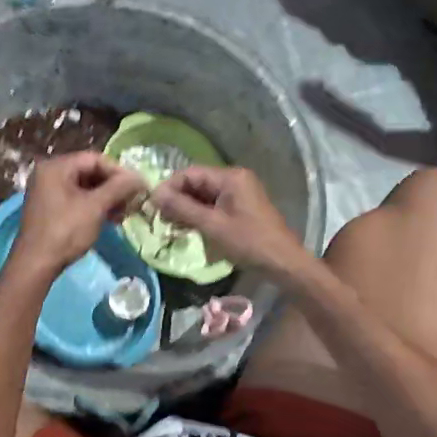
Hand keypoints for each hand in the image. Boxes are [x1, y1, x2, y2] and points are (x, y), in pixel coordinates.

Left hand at [11, 152, 146, 278]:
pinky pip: (76, 199)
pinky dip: (94, 206)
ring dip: (106, 198)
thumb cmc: (65, 231)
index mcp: (56, 167)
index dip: (119, 171)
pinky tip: (110, 218)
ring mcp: (47, 191)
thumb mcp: (95, 207)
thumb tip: (140, 177)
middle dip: (113, 186)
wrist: (36, 264)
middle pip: (89, 172)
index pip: (95, 159)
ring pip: (84, 187)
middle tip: (133, 201)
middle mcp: (49, 174)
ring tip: (124, 212)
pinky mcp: (50, 208)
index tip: (137, 187)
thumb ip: (118, 188)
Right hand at [150, 166, 309, 275]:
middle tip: (160, 219)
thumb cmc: (248, 242)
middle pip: (197, 182)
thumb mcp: (211, 226)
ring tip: (172, 226)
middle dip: (177, 199)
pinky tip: (189, 228)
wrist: (283, 263)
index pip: (190, 173)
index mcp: (230, 177)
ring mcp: (239, 193)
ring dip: (187, 208)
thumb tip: (155, 194)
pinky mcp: (241, 208)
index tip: (153, 206)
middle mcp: (235, 179)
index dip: (169, 187)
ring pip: (204, 195)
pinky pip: (214, 205)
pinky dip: (200, 214)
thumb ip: (182, 208)